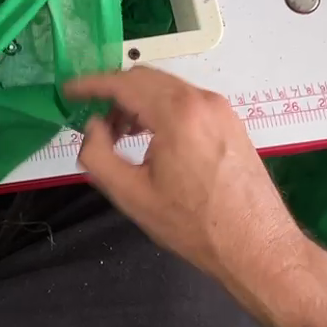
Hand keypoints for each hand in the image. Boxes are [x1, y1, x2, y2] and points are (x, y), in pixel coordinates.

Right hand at [65, 67, 309, 301]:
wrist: (257, 246)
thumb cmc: (192, 224)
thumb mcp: (131, 195)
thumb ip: (98, 154)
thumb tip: (92, 127)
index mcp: (177, 112)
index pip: (123, 83)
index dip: (90, 84)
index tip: (68, 91)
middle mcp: (202, 100)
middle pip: (145, 79)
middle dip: (113, 94)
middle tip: (94, 123)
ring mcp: (220, 109)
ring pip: (166, 89)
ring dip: (137, 103)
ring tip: (120, 136)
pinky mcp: (230, 122)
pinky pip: (186, 102)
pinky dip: (160, 110)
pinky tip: (152, 140)